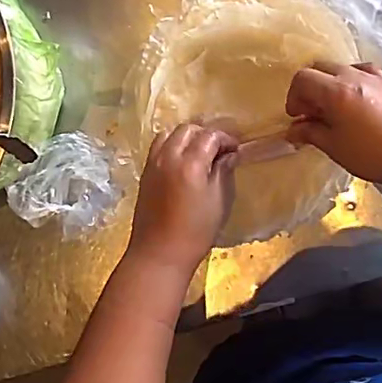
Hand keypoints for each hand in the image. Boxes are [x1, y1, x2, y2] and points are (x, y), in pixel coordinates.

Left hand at [128, 123, 238, 268]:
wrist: (160, 253)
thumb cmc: (197, 231)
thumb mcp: (220, 201)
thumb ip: (224, 172)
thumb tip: (228, 155)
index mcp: (191, 163)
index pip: (210, 136)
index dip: (226, 139)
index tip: (236, 150)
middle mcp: (169, 157)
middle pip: (188, 129)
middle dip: (206, 134)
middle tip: (220, 150)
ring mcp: (153, 163)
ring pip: (170, 134)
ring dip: (187, 137)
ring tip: (199, 152)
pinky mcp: (145, 173)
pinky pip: (159, 147)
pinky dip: (173, 145)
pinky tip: (183, 162)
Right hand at [285, 62, 381, 189]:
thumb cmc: (374, 154)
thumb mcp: (336, 147)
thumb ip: (311, 133)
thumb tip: (294, 129)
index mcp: (336, 90)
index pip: (302, 79)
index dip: (294, 98)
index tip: (297, 118)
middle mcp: (353, 75)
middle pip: (319, 68)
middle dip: (310, 89)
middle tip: (312, 115)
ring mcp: (374, 76)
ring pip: (340, 70)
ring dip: (329, 86)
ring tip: (333, 113)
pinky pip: (360, 75)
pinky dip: (349, 85)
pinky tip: (355, 107)